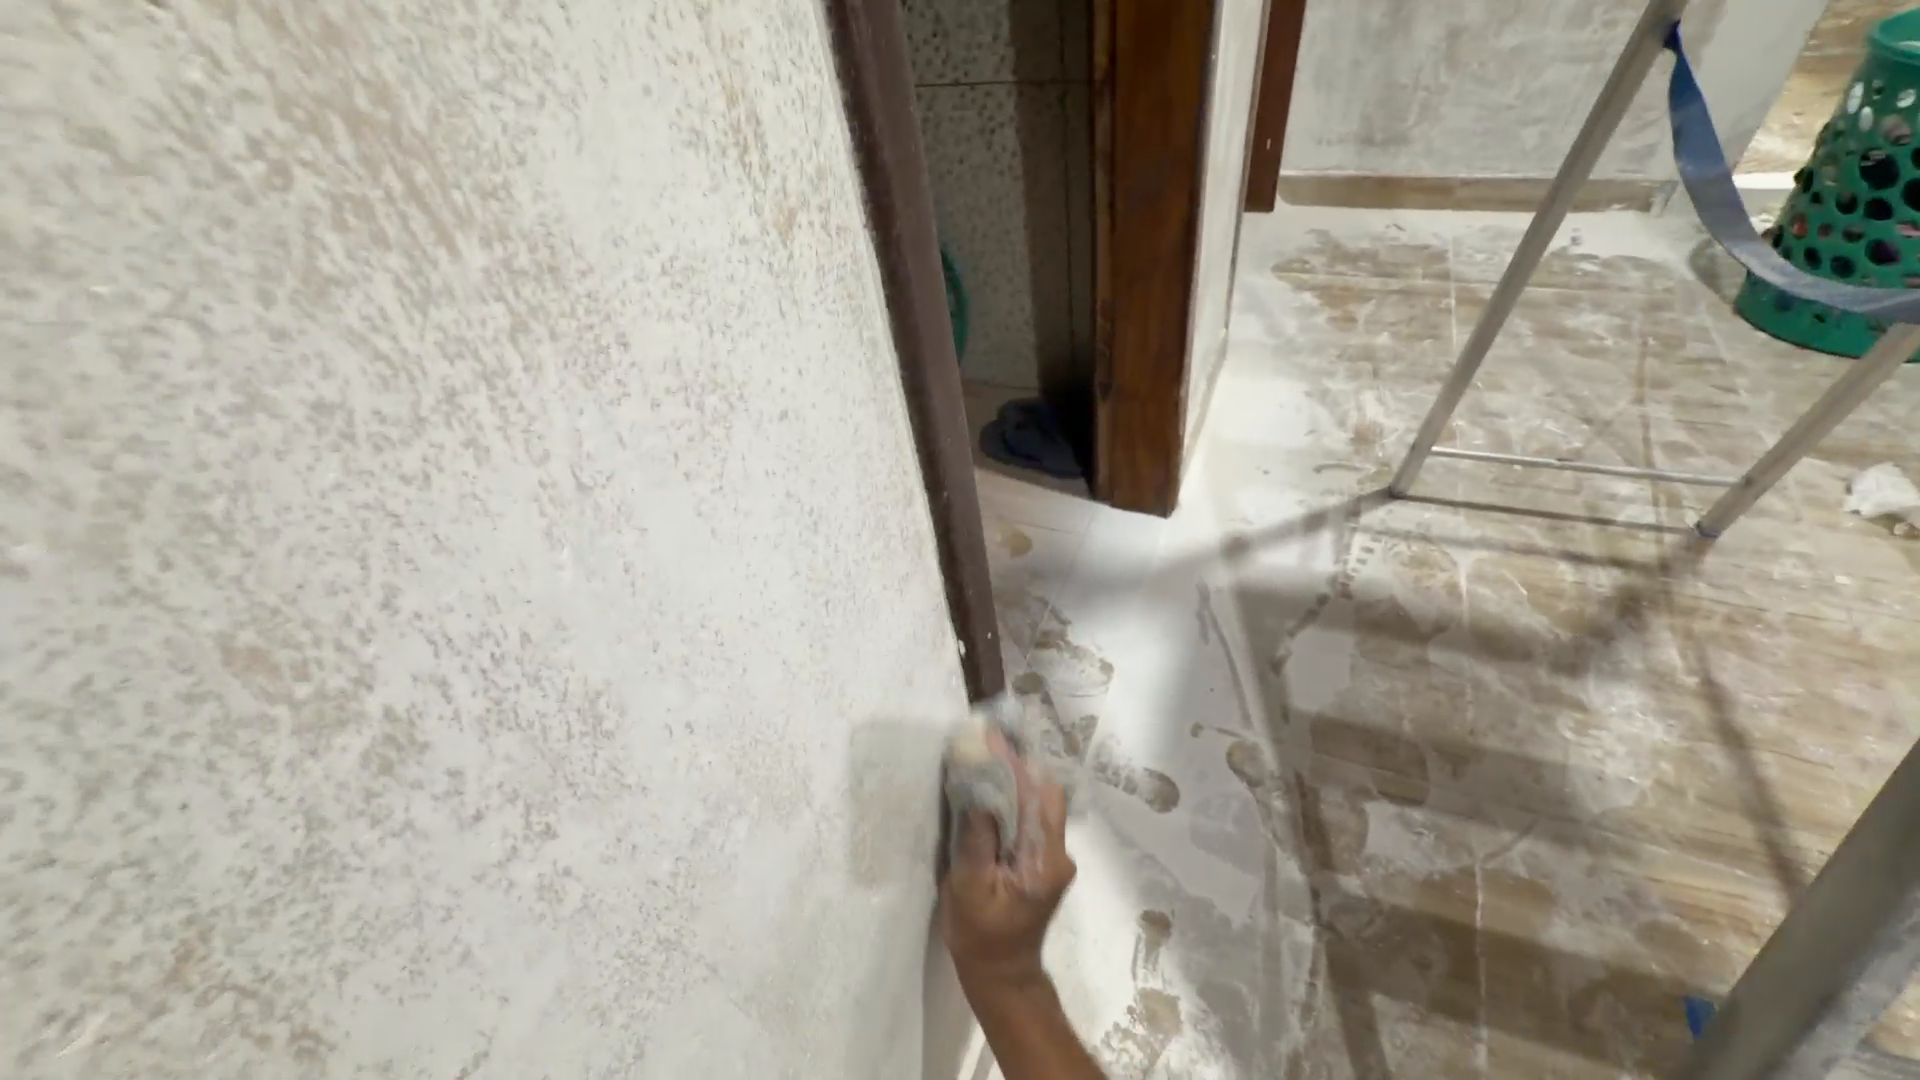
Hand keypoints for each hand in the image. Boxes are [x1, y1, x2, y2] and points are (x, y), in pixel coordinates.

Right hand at [939, 733, 1075, 997]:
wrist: (1001, 974)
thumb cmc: (980, 936)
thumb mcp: (968, 889)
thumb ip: (977, 840)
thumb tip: (980, 792)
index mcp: (1043, 861)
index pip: (1035, 798)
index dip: (1013, 765)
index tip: (989, 738)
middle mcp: (1058, 853)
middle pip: (1044, 794)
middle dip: (1017, 765)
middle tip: (985, 742)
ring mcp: (1054, 856)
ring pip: (1040, 803)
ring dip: (1016, 779)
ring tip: (985, 756)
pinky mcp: (1044, 859)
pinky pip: (1033, 817)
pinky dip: (1014, 798)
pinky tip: (991, 788)